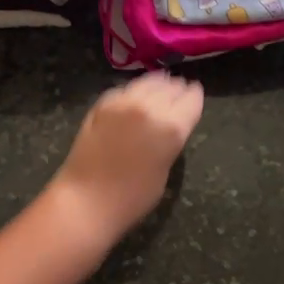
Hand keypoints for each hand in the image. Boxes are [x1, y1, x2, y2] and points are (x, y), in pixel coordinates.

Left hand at [53, 72, 204, 234]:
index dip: (195, 96)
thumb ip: (170, 141)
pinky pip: (123, 90)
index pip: (191, 100)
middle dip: (176, 88)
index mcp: (171, 127)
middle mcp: (149, 107)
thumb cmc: (132, 197)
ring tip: (160, 84)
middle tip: (179, 88)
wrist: (87, 199)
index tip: (195, 92)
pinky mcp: (101, 105)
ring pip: (146, 83)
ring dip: (156, 84)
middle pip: (170, 88)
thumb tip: (170, 125)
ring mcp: (122, 103)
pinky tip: (133, 96)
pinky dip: (132, 92)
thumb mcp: (164, 170)